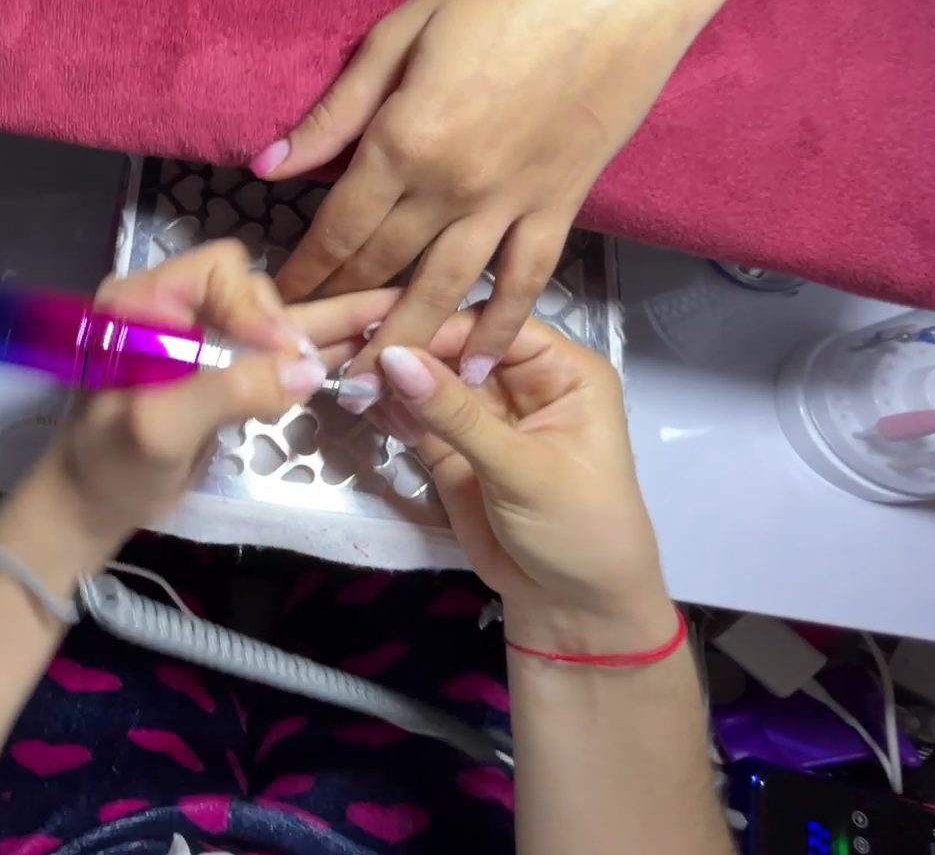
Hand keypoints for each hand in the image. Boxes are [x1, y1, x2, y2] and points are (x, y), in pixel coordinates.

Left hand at [0, 241, 400, 573]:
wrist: (94, 503)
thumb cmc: (110, 464)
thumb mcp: (162, 427)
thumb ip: (230, 391)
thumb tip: (307, 369)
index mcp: (142, 303)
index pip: (216, 271)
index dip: (253, 306)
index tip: (276, 354)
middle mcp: (171, 308)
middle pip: (248, 290)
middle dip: (280, 325)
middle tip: (302, 370)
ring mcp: (198, 338)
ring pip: (267, 318)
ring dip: (318, 324)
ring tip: (386, 313)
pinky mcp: (218, 369)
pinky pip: (269, 350)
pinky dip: (309, 348)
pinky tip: (362, 339)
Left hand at [259, 0, 707, 386]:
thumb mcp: (399, 35)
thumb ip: (333, 112)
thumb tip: (268, 164)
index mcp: (401, 144)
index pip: (336, 229)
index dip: (304, 272)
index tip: (280, 305)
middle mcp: (449, 188)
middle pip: (378, 266)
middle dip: (338, 309)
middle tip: (311, 346)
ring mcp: (510, 203)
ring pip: (442, 289)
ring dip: (401, 338)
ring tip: (368, 381)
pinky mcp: (563, 205)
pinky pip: (526, 280)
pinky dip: (501, 326)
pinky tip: (478, 367)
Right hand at [370, 314, 674, 654]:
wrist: (571, 608)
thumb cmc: (579, 530)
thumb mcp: (522, 469)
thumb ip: (454, 412)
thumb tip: (393, 357)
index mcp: (561, 371)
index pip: (492, 326)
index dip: (441, 326)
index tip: (385, 337)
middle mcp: (519, 380)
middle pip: (453, 346)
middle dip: (408, 353)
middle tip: (358, 363)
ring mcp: (481, 412)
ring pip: (427, 378)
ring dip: (392, 382)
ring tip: (355, 387)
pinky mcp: (450, 443)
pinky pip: (413, 413)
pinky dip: (389, 409)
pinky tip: (366, 407)